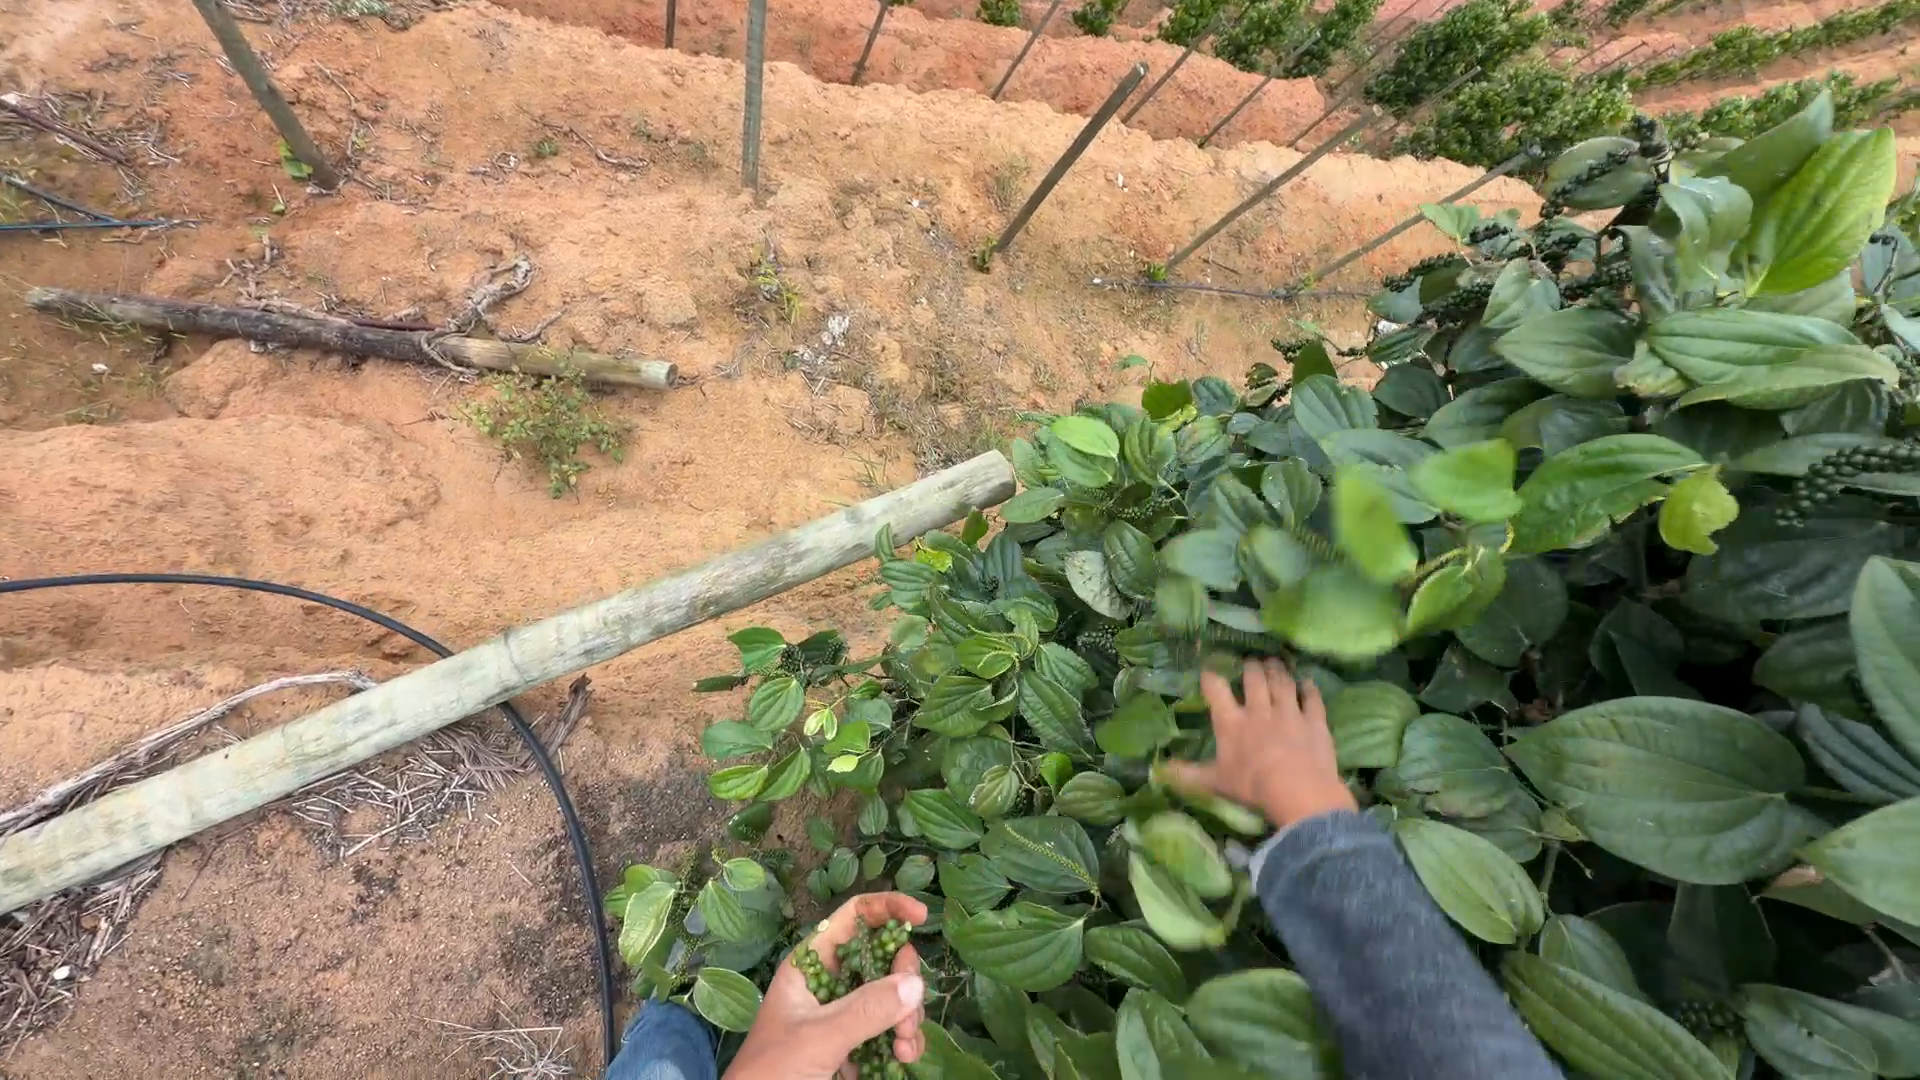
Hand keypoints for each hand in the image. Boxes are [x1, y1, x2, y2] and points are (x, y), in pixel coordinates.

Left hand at [725, 892, 927, 1079]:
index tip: (921, 917)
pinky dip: (904, 1040)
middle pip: (882, 956)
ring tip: (905, 1047)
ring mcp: (844, 1016)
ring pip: (891, 996)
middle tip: (911, 1006)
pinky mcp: (856, 1049)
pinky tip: (905, 1058)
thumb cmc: (772, 1075)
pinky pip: (891, 1031)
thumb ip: (865, 1011)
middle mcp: (831, 983)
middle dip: (903, 978)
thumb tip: (915, 984)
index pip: (854, 917)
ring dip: (907, 1016)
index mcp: (812, 965)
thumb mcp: (817, 1039)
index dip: (887, 907)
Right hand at [1166, 657, 1357, 828]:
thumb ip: (1188, 774)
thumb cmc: (1253, 787)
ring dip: (1277, 670)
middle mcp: (1258, 710)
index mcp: (1231, 722)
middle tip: (1250, 661)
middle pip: (1254, 679)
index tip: (1208, 670)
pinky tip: (1308, 681)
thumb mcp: (1215, 782)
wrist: (1299, 794)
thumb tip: (1160, 770)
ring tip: (1274, 662)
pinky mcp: (1314, 721)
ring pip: (1282, 683)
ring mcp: (1289, 712)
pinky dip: (1309, 688)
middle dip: (1251, 667)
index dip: (1211, 677)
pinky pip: (1312, 698)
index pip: (1216, 690)